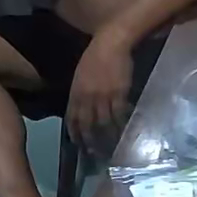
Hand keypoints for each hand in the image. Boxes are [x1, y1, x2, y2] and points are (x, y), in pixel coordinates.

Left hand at [66, 34, 132, 149]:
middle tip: (93, 152)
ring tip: (110, 146)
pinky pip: (119, 114)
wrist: (110, 44)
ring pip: (103, 122)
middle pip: (87, 124)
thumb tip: (81, 106)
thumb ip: (79, 92)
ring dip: (106, 136)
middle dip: (89, 140)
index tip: (77, 143)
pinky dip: (121, 123)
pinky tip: (124, 130)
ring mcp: (103, 96)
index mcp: (76, 92)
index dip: (74, 132)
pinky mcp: (118, 94)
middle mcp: (87, 98)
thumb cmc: (94, 56)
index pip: (72, 118)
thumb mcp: (80, 75)